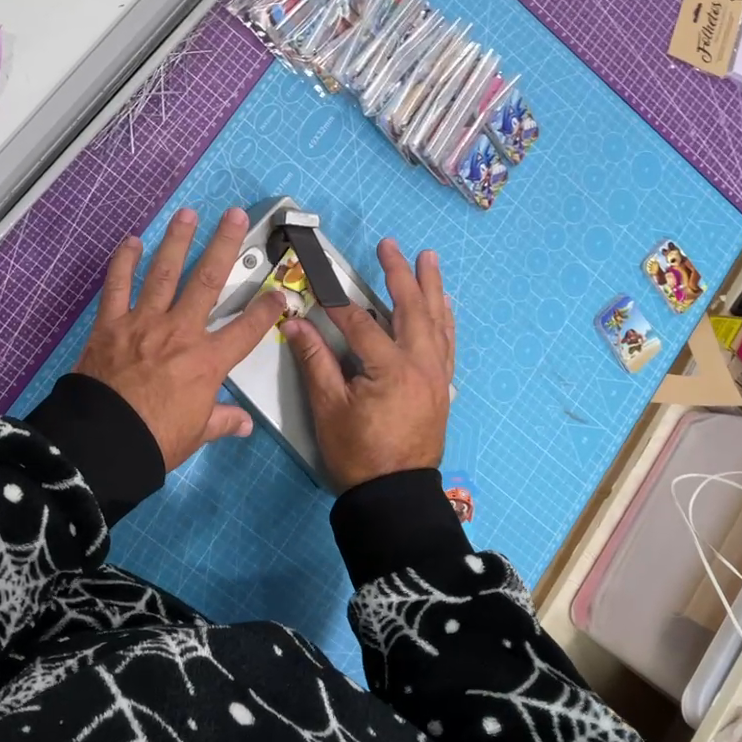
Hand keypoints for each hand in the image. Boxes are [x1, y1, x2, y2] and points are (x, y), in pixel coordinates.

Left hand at [73, 207, 288, 470]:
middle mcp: (180, 332)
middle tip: (236, 215)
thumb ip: (221, 421)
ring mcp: (143, 322)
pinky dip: (123, 262)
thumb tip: (244, 423)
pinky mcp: (110, 323)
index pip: (246, 330)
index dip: (266, 310)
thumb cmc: (155, 440)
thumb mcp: (196, 434)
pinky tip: (131, 241)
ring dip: (177, 240)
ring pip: (164, 272)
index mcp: (207, 361)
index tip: (280, 293)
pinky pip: (117, 285)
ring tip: (188, 213)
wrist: (103, 441)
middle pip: (208, 281)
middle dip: (224, 245)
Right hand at [283, 239, 455, 488]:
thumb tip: (294, 323)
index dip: (335, 301)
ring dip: (430, 289)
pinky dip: (444, 320)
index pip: (359, 322)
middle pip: (411, 310)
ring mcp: (437, 377)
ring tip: (428, 261)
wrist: (394, 496)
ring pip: (437, 323)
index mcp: (392, 369)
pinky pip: (446, 344)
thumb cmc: (357, 454)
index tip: (317, 279)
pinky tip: (442, 306)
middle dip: (400, 274)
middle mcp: (422, 366)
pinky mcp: (441, 388)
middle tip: (390, 246)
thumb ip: (314, 361)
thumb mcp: (328, 407)